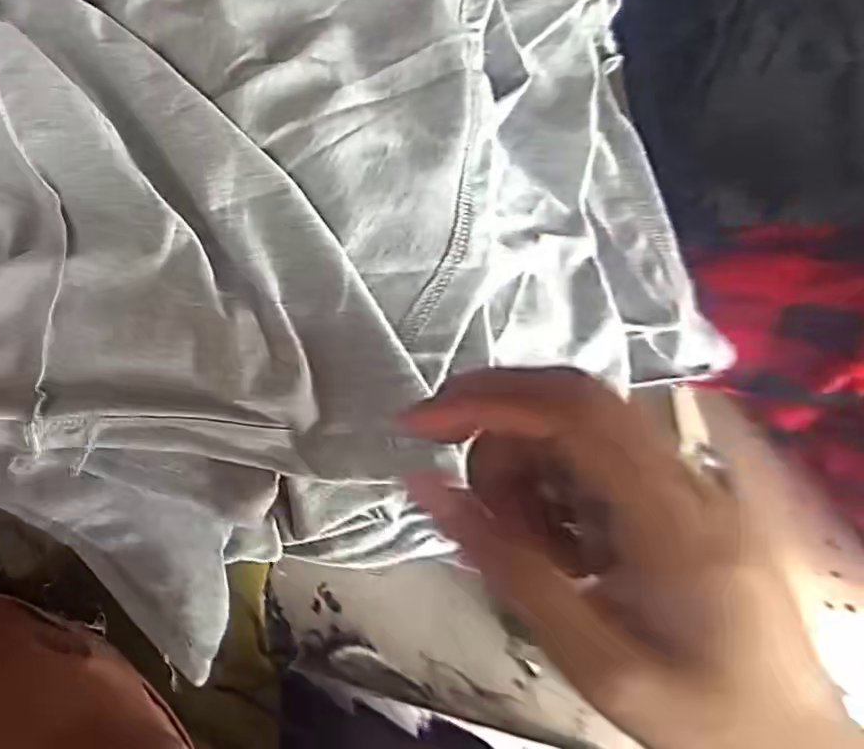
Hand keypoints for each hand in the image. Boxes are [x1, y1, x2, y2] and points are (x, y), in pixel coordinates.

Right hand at [400, 370, 857, 748]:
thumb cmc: (698, 717)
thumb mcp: (593, 659)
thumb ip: (505, 565)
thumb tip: (420, 482)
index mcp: (680, 523)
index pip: (573, 414)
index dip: (483, 401)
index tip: (416, 425)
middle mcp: (692, 490)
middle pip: (569, 397)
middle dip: (486, 407)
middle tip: (434, 444)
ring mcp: (689, 491)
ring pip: (565, 423)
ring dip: (510, 457)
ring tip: (510, 529)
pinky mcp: (675, 501)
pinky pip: (583, 451)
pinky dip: (536, 472)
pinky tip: (542, 532)